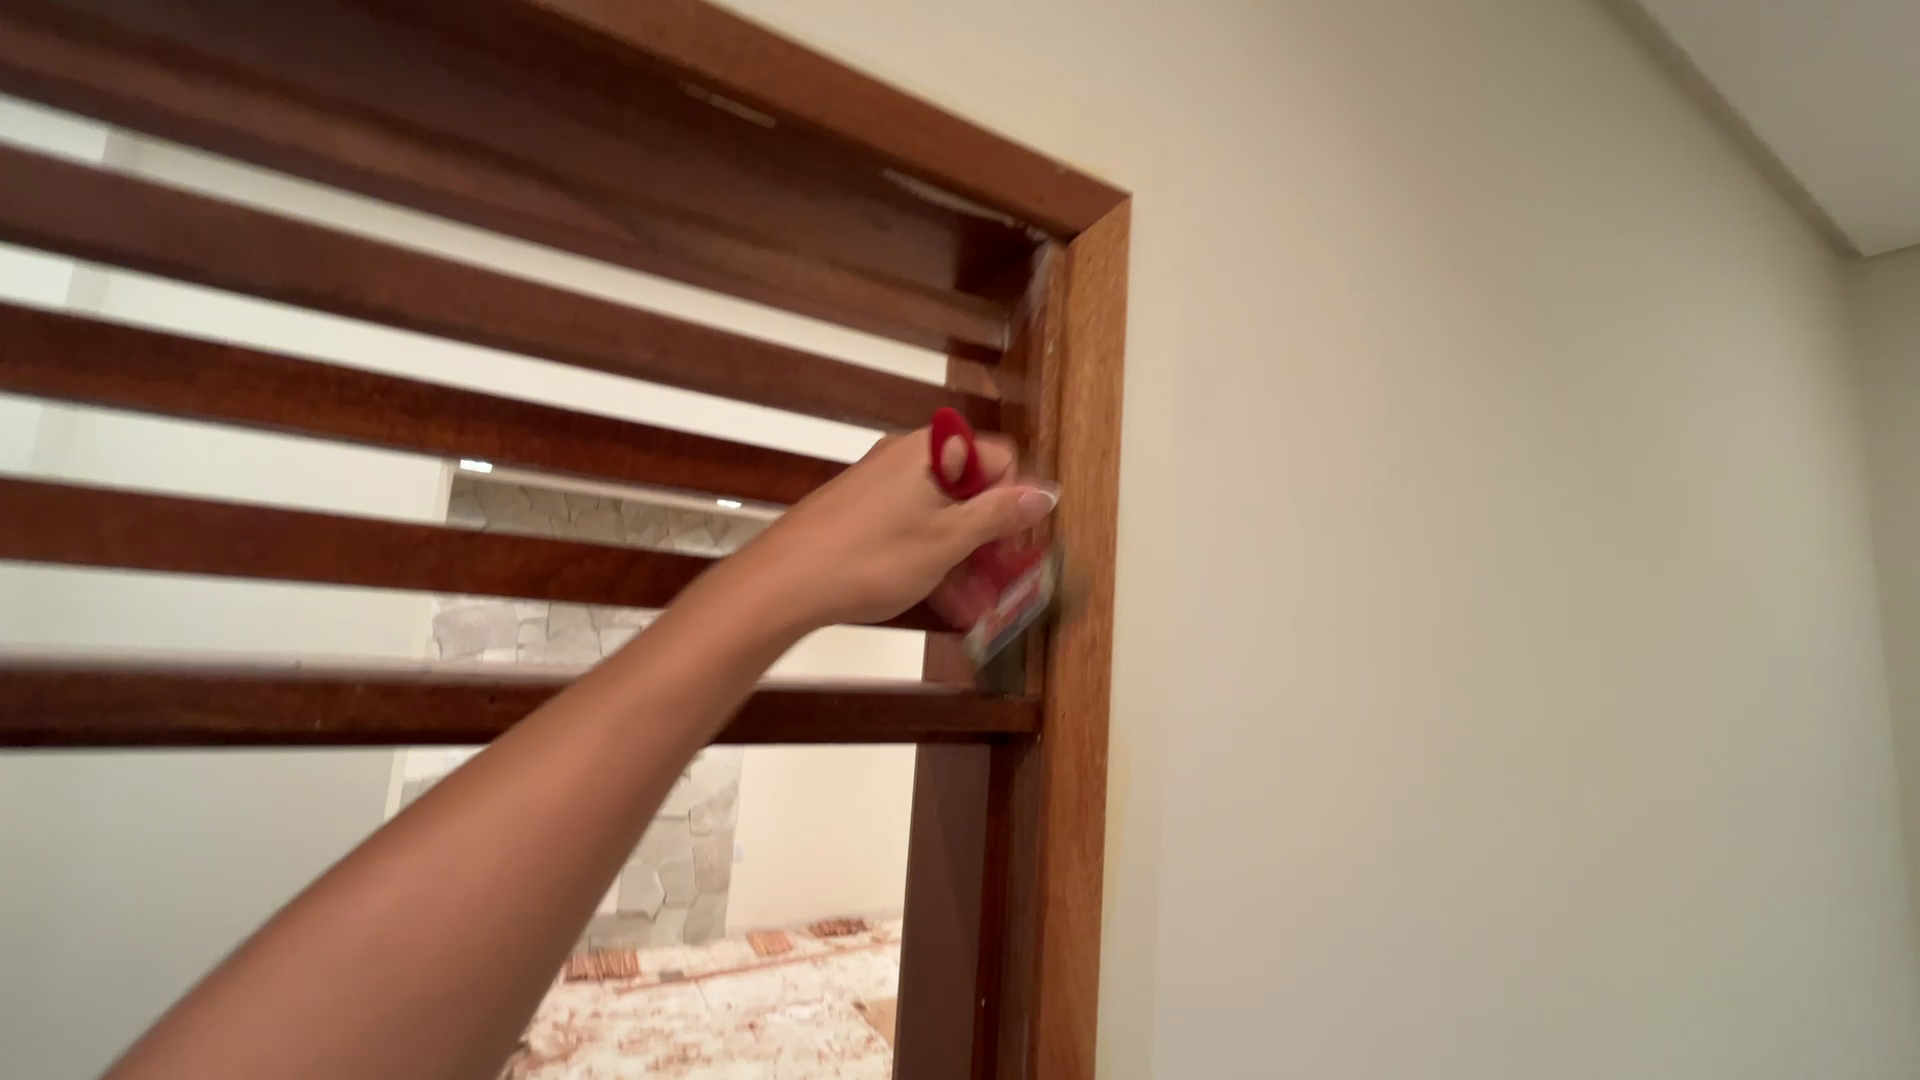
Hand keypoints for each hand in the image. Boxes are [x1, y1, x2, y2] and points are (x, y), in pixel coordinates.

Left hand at [731, 426, 1056, 629]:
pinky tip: (943, 601)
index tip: (1017, 546)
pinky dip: (932, 560)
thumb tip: (1046, 492)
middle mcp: (907, 460)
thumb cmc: (873, 558)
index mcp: (933, 452)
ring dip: (965, 558)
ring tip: (976, 606)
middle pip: (969, 489)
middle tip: (1002, 580)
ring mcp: (880, 487)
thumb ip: (999, 515)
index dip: (1016, 502)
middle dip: (991, 538)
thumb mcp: (947, 540)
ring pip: (941, 516)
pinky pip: (912, 530)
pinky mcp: (861, 515)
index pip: (999, 459)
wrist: (783, 583)